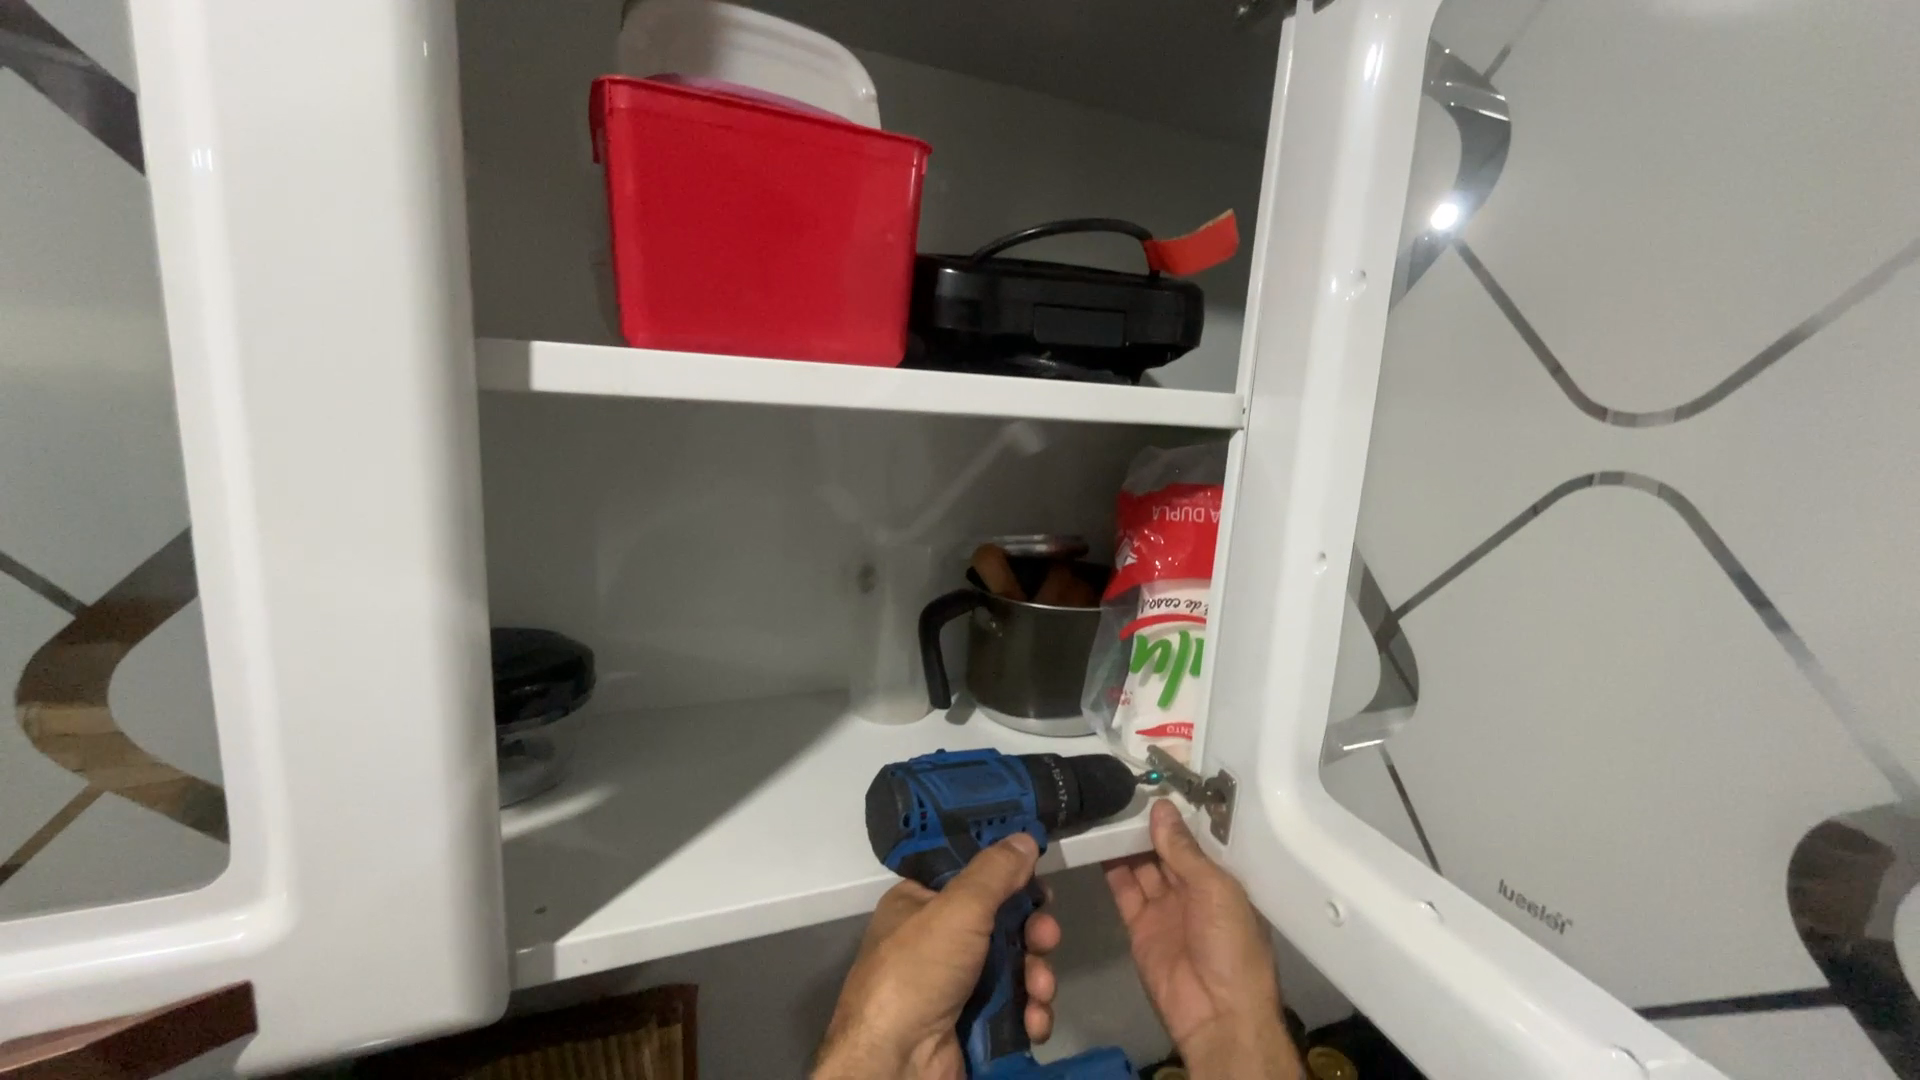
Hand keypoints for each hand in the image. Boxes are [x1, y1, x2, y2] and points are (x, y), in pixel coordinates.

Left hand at [814, 834, 1060, 1079]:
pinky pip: (1016, 1005)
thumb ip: (995, 872)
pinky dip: (1030, 1011)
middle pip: (1001, 919)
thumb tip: (1024, 838)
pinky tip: (1033, 1020)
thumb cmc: (918, 971)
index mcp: (920, 903)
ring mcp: (958, 984)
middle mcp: (938, 940)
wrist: (897, 1068)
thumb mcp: (956, 908)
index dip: (1005, 871)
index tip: (1037, 870)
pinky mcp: (976, 1023)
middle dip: (1032, 928)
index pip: (970, 873)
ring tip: (1040, 989)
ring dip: (1036, 973)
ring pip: (1015, 963)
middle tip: (1046, 934)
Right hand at [1105, 800, 1296, 1078]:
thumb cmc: (1230, 946)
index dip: (1175, 814)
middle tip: (1120, 788)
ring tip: (1105, 807)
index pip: (1195, 839)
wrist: (1217, 1016)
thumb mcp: (1215, 890)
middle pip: (1165, 849)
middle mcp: (1193, 890)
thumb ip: (1183, 850)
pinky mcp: (1139, 926)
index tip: (1153, 781)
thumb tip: (1162, 808)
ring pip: (1142, 865)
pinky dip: (1111, 867)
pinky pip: (1124, 889)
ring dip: (1126, 841)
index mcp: (1220, 881)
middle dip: (1146, 824)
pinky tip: (1098, 841)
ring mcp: (1164, 908)